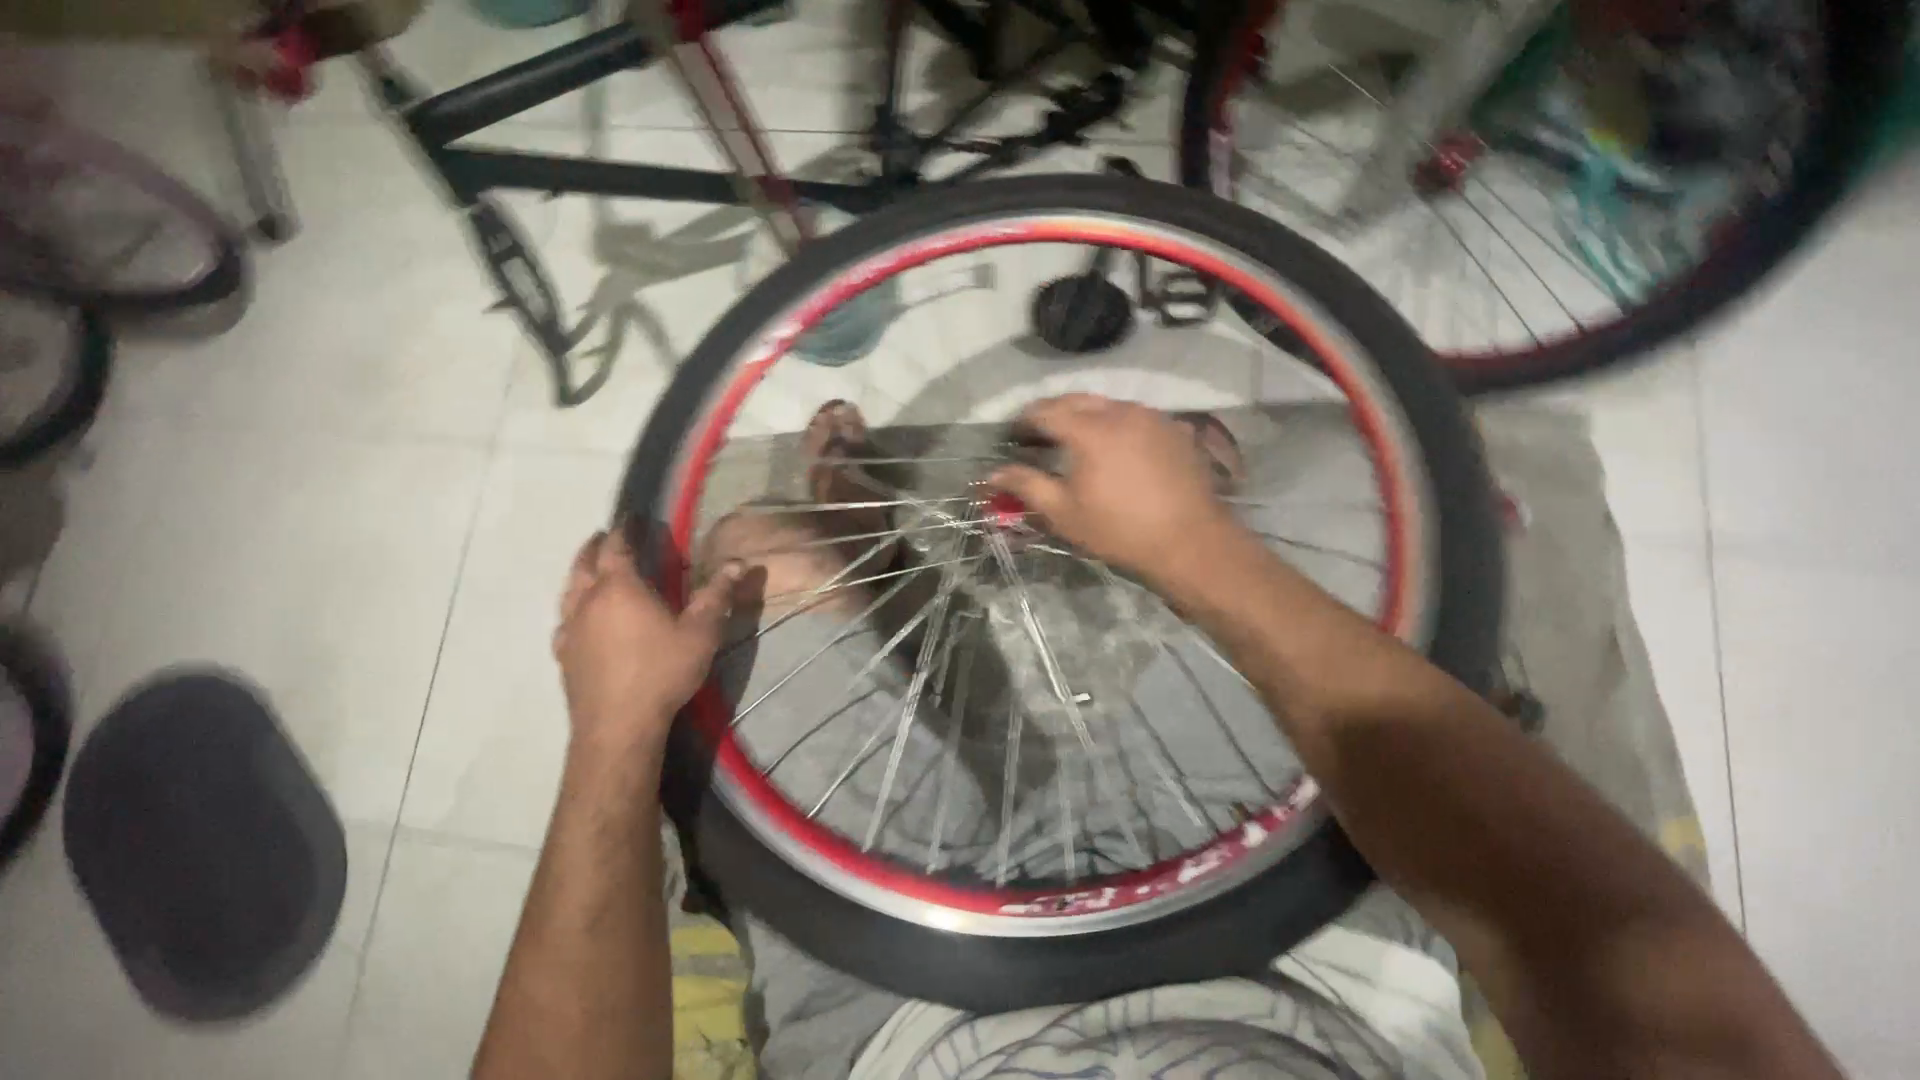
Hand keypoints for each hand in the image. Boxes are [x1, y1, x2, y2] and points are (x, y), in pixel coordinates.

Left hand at [553, 529, 738, 751]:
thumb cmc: (662, 673)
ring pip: (568, 590)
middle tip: (605, 536)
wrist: (618, 725)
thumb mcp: (700, 634)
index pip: (617, 548)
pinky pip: (563, 621)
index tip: (629, 517)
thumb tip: (738, 563)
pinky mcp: (563, 655)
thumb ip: (716, 596)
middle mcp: (588, 601)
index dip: (623, 530)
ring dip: (579, 572)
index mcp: (620, 588)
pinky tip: (577, 619)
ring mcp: (570, 629)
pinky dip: (571, 608)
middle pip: (584, 563)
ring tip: (588, 568)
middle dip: (595, 546)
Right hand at [990, 394, 1242, 583]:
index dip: (1024, 421)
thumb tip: (992, 474)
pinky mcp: (1175, 429)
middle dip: (1053, 413)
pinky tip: (1117, 449)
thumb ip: (1026, 486)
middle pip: (1077, 400)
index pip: (1045, 411)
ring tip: (1077, 440)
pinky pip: (1137, 417)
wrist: (1190, 541)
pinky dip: (1118, 425)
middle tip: (1040, 435)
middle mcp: (1121, 411)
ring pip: (1109, 405)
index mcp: (1089, 429)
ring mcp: (1152, 417)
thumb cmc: (1119, 530)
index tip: (1013, 436)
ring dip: (1087, 416)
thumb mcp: (1064, 513)